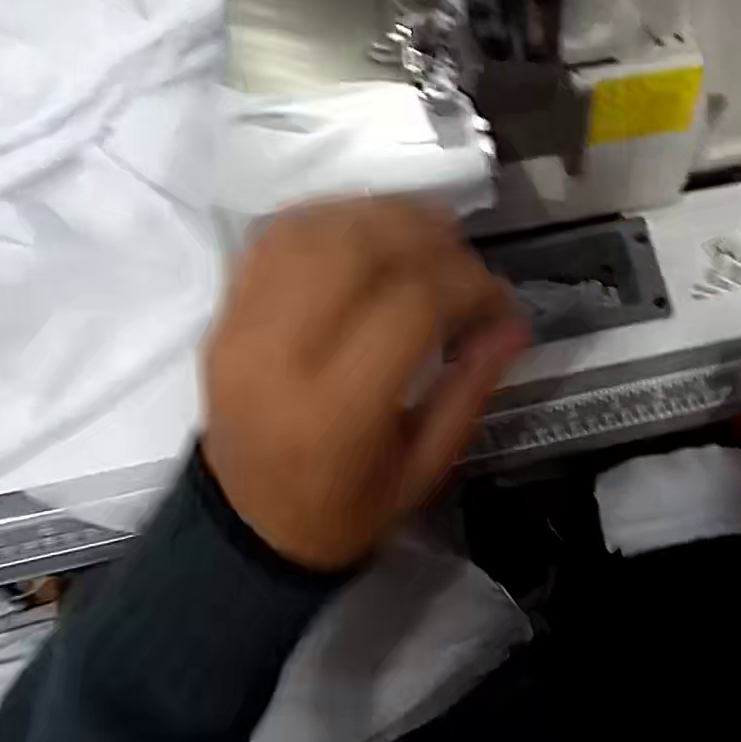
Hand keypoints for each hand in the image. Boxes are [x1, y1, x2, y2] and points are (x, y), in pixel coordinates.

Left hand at [201, 199, 529, 570]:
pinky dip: (329, 217)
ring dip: (379, 215)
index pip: (412, 304)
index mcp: (336, 409)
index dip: (468, 284)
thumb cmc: (345, 509)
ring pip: (314, 228)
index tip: (497, 297)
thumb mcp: (425, 468)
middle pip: (356, 248)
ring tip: (423, 232)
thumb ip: (471, 389)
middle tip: (462, 255)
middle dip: (425, 233)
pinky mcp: (224, 312)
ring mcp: (241, 325)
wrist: (247, 527)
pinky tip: (366, 230)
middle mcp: (279, 354)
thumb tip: (516, 322)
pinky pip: (274, 234)